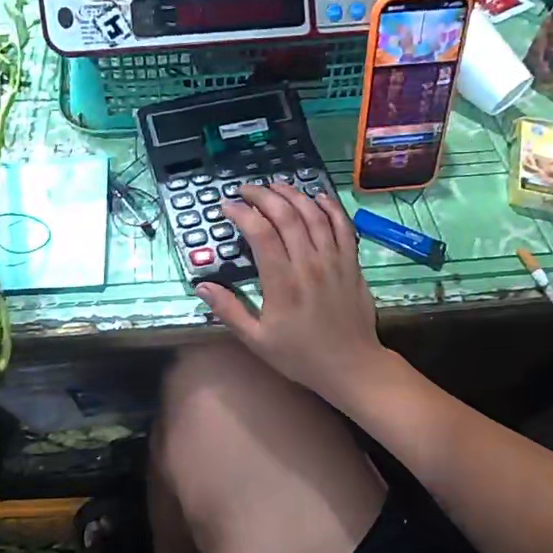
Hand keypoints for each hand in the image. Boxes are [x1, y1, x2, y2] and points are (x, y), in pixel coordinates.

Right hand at [197, 183, 387, 402]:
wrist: (351, 366)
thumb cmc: (300, 356)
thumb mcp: (256, 340)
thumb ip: (229, 310)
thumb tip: (201, 286)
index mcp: (282, 283)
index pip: (261, 234)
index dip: (242, 213)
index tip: (227, 207)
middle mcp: (309, 264)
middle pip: (286, 216)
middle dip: (263, 196)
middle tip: (246, 190)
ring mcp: (334, 260)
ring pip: (314, 214)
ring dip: (292, 194)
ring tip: (275, 186)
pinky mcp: (351, 263)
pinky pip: (342, 225)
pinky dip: (329, 206)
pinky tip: (316, 196)